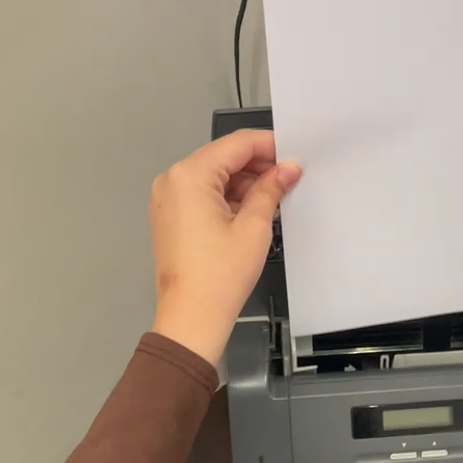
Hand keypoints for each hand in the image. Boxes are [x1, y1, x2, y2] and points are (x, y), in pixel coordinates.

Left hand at [149, 130, 301, 364]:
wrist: (192, 318)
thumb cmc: (219, 277)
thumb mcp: (254, 228)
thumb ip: (271, 189)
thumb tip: (288, 169)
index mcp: (189, 176)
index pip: (235, 144)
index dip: (268, 146)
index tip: (294, 153)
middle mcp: (172, 181)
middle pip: (223, 158)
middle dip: (257, 166)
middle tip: (290, 177)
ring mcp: (168, 200)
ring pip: (214, 178)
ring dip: (244, 183)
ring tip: (277, 196)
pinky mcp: (172, 218)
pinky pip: (203, 196)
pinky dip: (229, 198)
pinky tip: (255, 209)